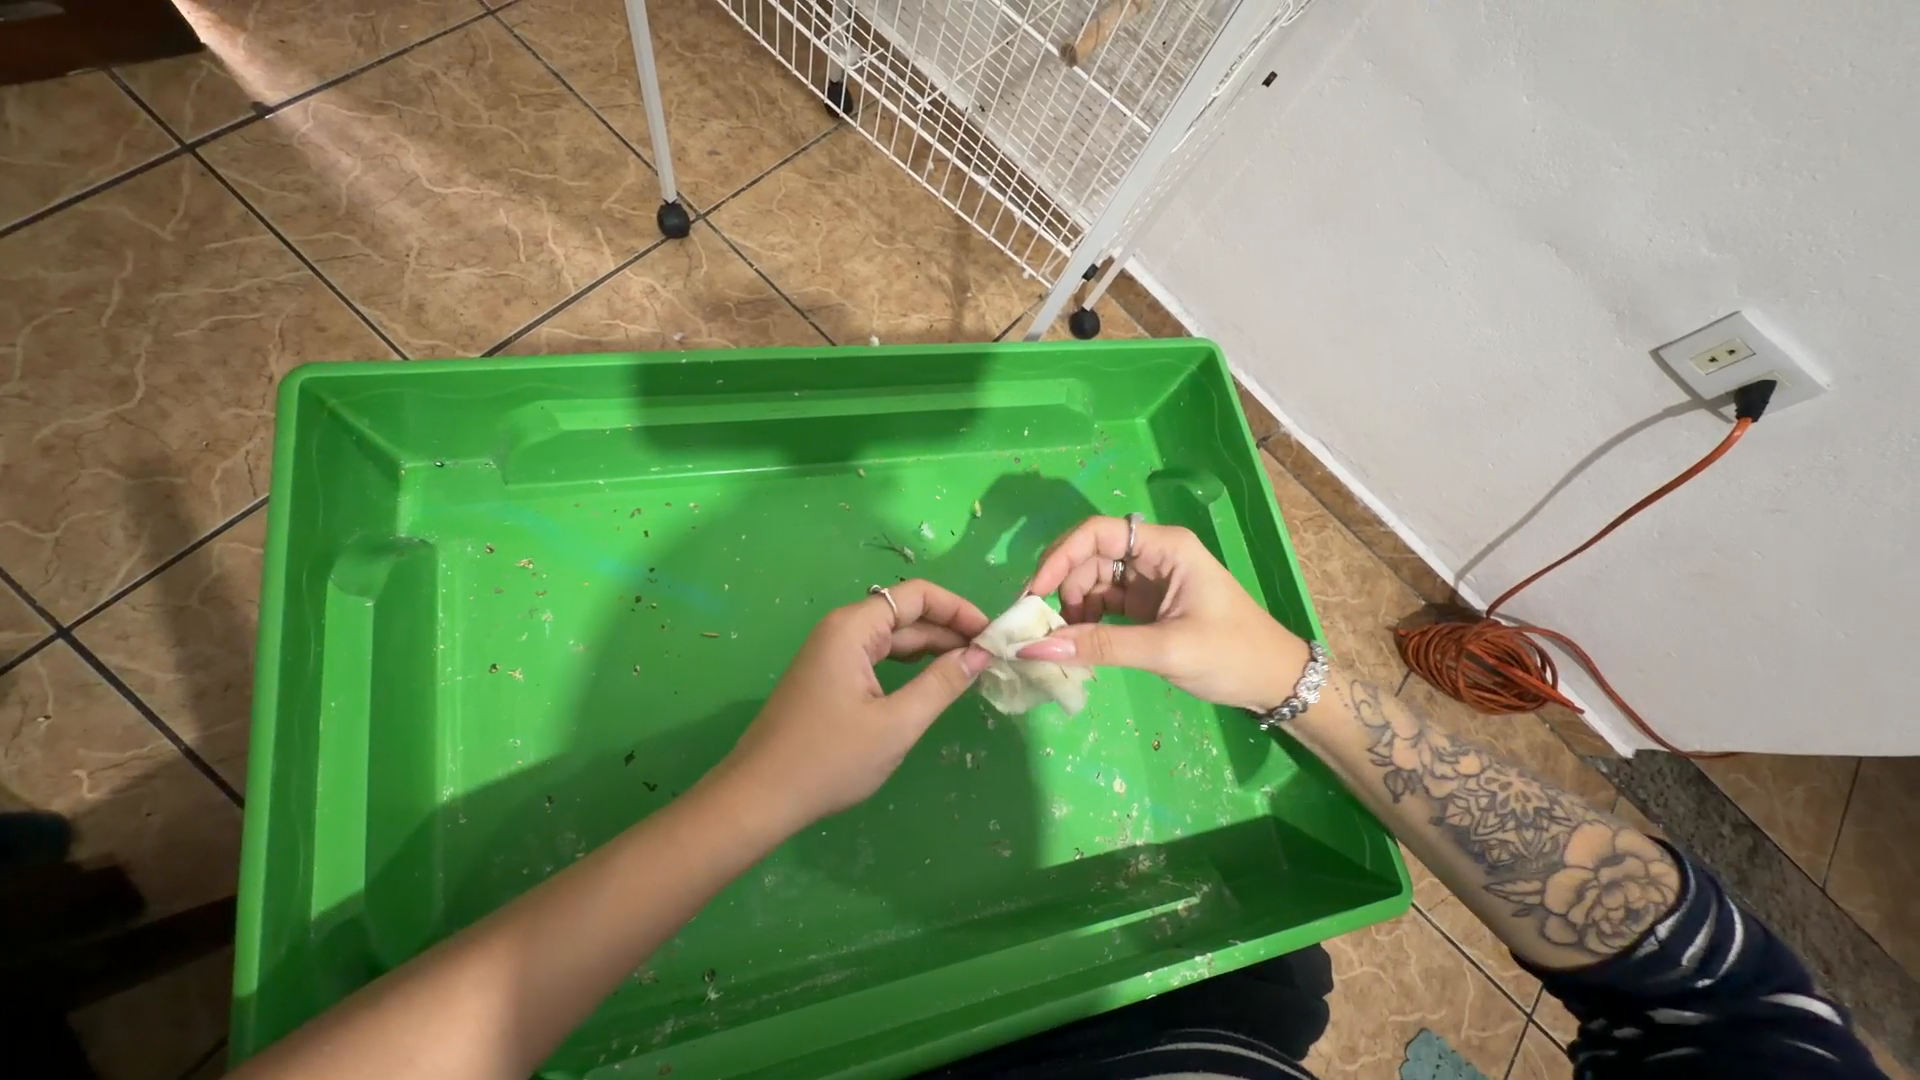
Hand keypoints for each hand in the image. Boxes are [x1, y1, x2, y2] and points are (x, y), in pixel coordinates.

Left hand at [713, 581, 993, 830]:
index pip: (917, 595)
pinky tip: (935, 680)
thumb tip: (980, 654)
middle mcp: (841, 629)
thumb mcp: (897, 723)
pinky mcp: (830, 676)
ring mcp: (832, 652)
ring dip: (933, 648)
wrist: (760, 797)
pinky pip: (878, 656)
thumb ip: (942, 683)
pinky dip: (910, 664)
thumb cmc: (829, 759)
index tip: (993, 634)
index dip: (959, 608)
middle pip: (906, 613)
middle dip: (950, 629)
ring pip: (893, 637)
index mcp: (853, 627)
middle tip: (992, 655)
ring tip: (973, 666)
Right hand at [1016, 517, 1310, 711]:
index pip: (1099, 532)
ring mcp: (1150, 581)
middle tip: (1040, 624)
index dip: (1061, 555)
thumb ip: (1101, 646)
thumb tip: (1036, 648)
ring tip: (1061, 640)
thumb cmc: (1233, 656)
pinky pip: (1104, 603)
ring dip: (1072, 606)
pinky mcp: (1147, 606)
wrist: (1277, 684)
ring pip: (1093, 580)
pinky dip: (1086, 620)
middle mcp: (1155, 556)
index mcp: (1168, 548)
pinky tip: (1079, 643)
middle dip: (1062, 585)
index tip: (1036, 592)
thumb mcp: (1166, 651)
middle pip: (1091, 556)